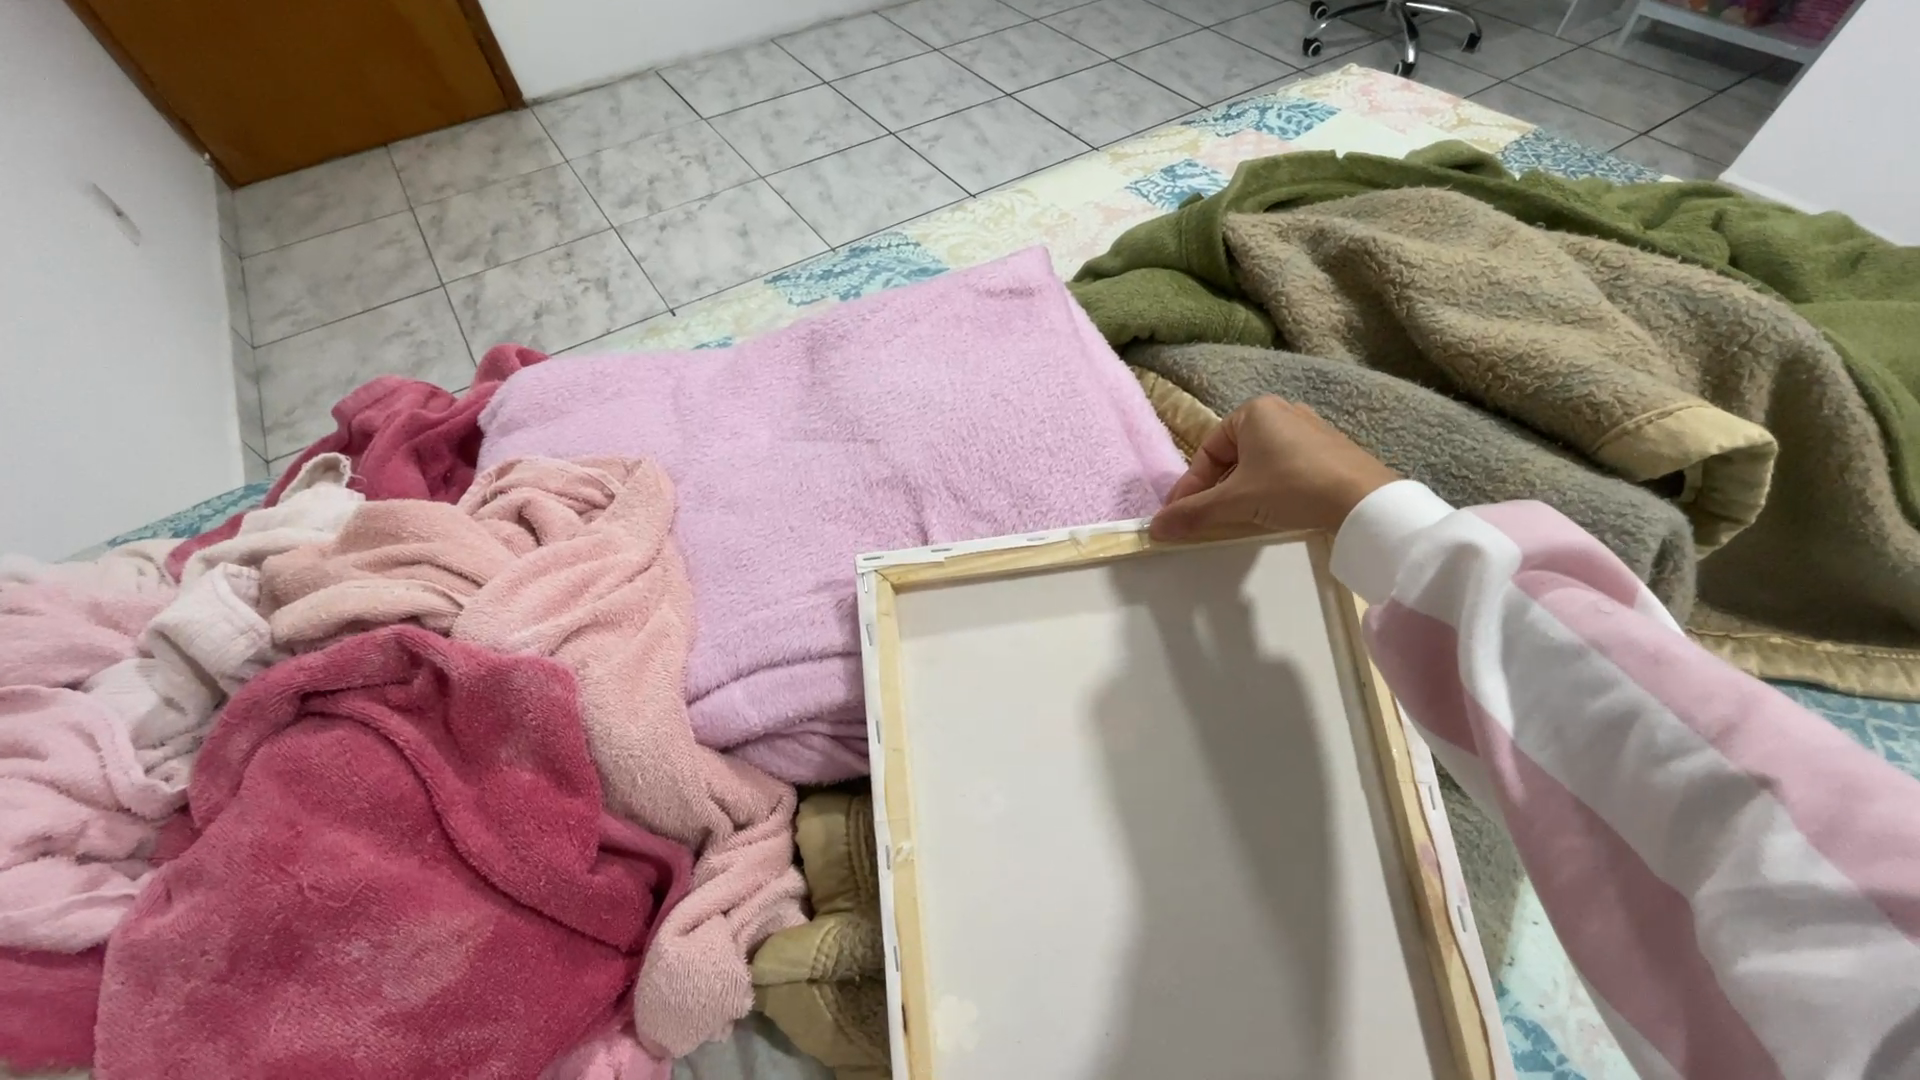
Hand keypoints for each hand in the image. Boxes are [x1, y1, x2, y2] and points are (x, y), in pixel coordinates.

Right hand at [1149, 396, 1400, 540]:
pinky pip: (1285, 469)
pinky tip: (1271, 513)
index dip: (1189, 486)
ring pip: (1259, 464)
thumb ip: (1193, 513)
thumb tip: (1154, 528)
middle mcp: (1282, 412)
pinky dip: (1269, 490)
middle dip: (1214, 489)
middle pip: (1232, 456)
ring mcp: (1310, 431)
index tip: (1179, 515)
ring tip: (1234, 519)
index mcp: (1254, 412)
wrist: (1365, 502)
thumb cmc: (1293, 487)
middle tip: (1204, 518)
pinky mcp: (1331, 453)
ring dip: (1240, 491)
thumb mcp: (1235, 502)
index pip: (1207, 451)